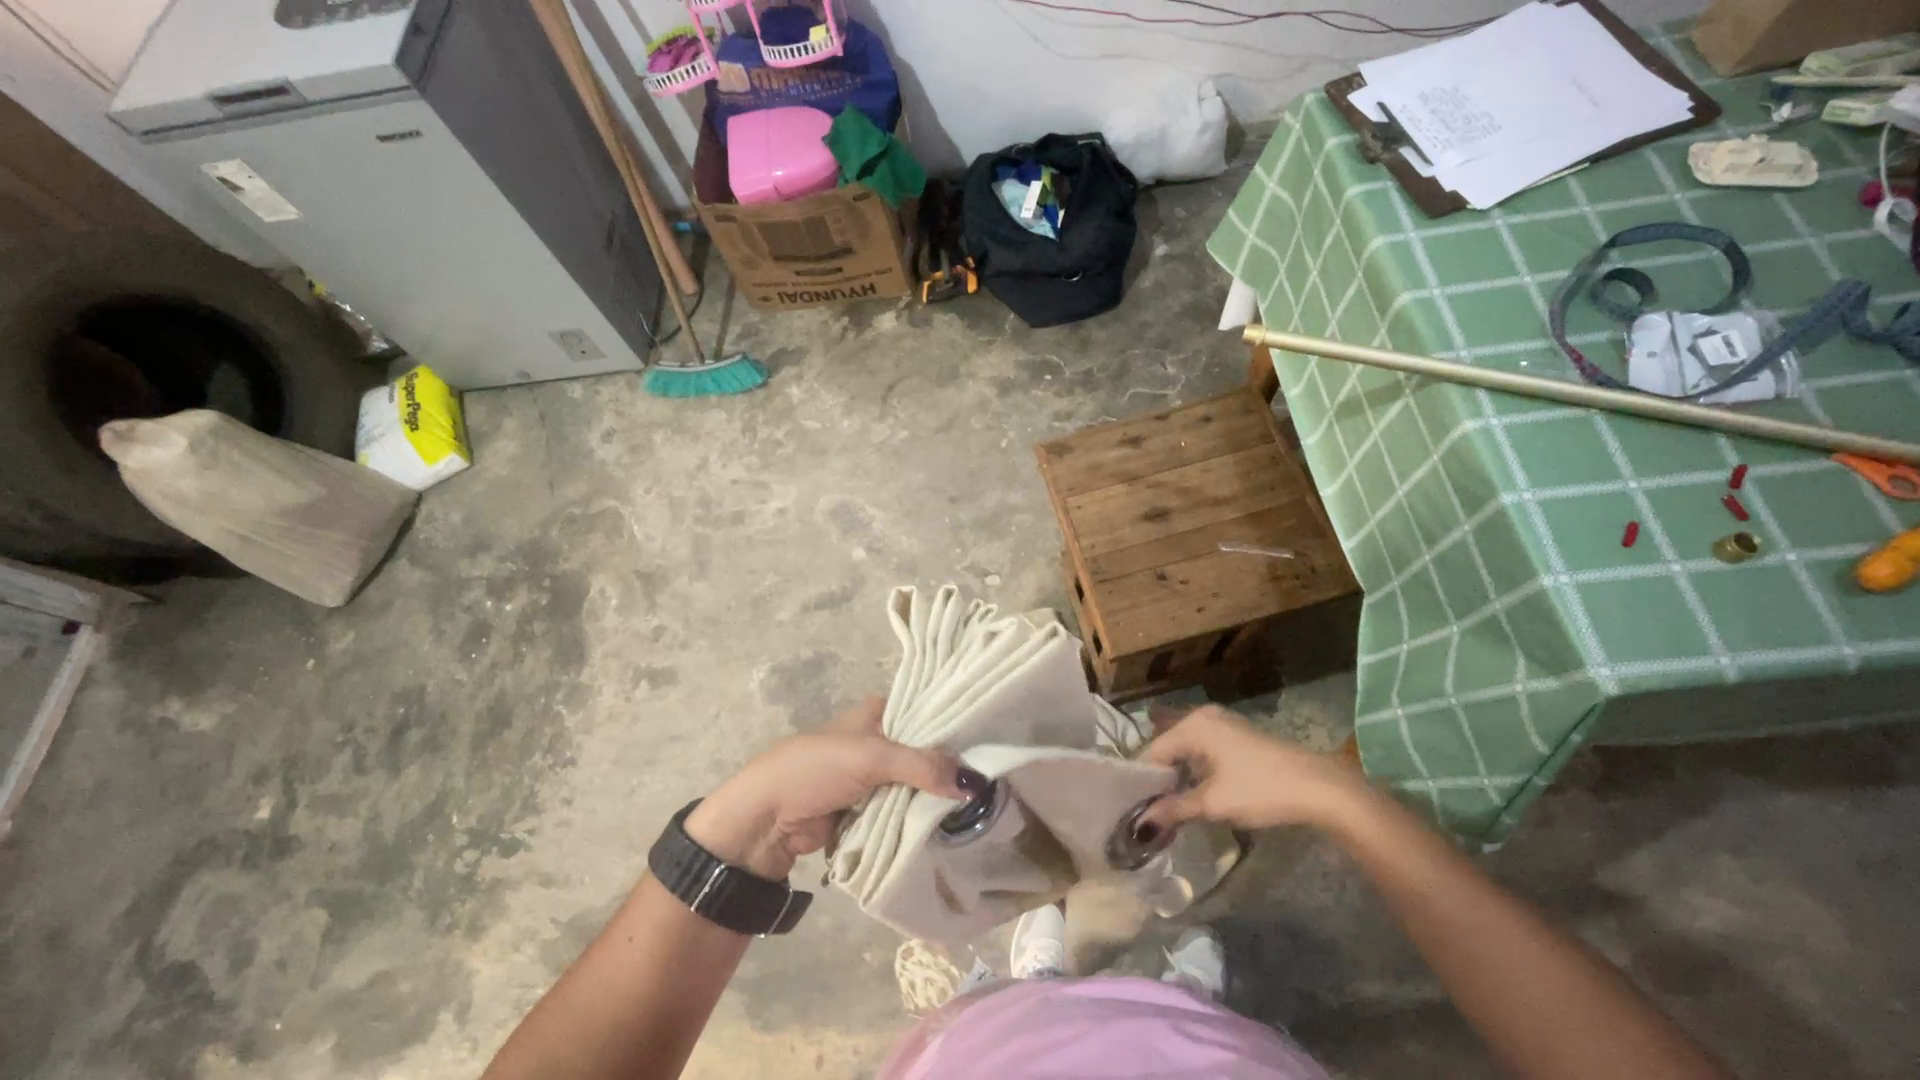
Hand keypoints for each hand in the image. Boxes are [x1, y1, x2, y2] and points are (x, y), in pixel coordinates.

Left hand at [684, 698, 975, 879]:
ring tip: (981, 809)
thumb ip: (923, 766)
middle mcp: (880, 740)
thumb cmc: (815, 770)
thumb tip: (976, 783)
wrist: (766, 819)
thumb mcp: (871, 758)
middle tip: (994, 785)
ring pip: (917, 786)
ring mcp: (874, 778)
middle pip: (927, 754)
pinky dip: (918, 820)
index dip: (957, 729)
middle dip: (951, 771)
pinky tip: (950, 826)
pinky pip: (903, 812)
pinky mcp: (869, 809)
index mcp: (878, 713)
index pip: (928, 713)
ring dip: (936, 800)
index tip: (996, 744)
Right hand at [1137, 705, 1372, 832]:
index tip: (1130, 809)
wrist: (1320, 788)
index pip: (1151, 752)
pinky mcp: (1238, 738)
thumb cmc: (1261, 790)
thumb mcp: (1213, 804)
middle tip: (1144, 809)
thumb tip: (1139, 824)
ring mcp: (1223, 725)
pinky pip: (1202, 751)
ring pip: (1185, 750)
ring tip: (1164, 806)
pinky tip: (1192, 794)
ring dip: (1175, 777)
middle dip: (1156, 778)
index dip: (1140, 782)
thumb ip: (1173, 809)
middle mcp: (1204, 717)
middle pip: (1166, 747)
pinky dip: (1193, 771)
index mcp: (1193, 725)